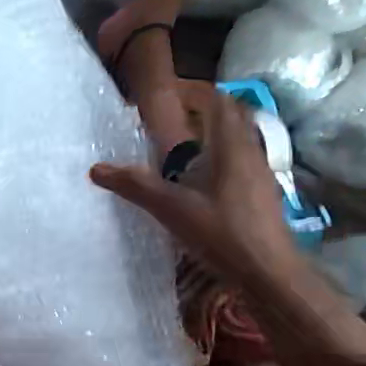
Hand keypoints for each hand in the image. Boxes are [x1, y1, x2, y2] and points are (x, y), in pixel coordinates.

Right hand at [89, 91, 298, 277]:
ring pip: (240, 140)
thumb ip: (135, 186)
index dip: (196, 92)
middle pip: (233, 116)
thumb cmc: (222, 234)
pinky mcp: (264, 194)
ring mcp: (262, 174)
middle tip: (175, 119)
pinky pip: (243, 162)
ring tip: (186, 150)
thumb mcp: (171, 209)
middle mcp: (251, 152)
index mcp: (230, 147)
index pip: (219, 101)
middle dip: (206, 111)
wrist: (269, 273)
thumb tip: (96, 169)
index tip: (170, 96)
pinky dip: (223, 160)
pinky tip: (205, 184)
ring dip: (216, 136)